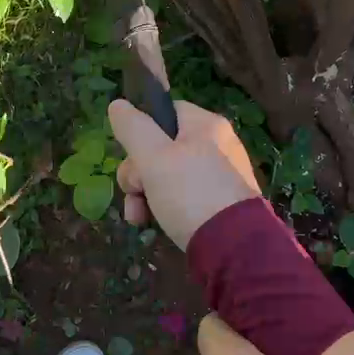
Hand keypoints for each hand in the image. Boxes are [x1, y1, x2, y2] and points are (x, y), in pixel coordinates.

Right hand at [109, 99, 260, 250]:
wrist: (235, 250)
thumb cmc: (191, 194)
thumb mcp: (154, 157)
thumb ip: (133, 128)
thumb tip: (118, 105)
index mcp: (206, 125)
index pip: (164, 112)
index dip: (141, 132)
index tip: (131, 157)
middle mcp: (217, 146)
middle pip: (161, 146)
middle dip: (138, 172)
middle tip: (134, 192)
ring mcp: (220, 177)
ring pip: (168, 175)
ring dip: (145, 193)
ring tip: (138, 216)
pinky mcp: (221, 206)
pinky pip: (184, 197)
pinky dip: (165, 207)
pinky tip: (153, 223)